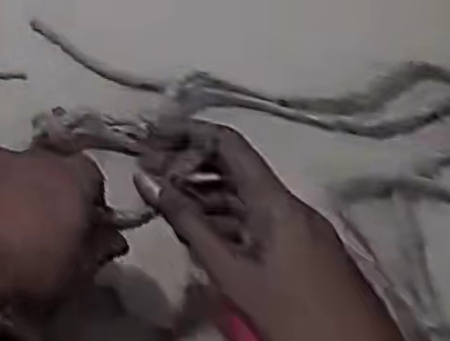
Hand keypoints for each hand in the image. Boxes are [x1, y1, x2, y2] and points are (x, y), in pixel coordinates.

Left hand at [0, 148, 123, 305]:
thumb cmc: (31, 265)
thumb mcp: (79, 271)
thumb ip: (100, 247)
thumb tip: (112, 234)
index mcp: (68, 178)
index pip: (91, 171)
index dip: (92, 195)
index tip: (89, 220)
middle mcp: (33, 156)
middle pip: (53, 165)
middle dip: (56, 188)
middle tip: (52, 221)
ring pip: (20, 166)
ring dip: (23, 185)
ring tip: (15, 217)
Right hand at [137, 124, 400, 340]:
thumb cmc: (296, 317)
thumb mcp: (231, 271)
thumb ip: (185, 220)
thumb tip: (142, 177)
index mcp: (278, 202)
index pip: (227, 142)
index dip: (185, 132)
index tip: (150, 138)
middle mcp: (292, 207)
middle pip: (232, 166)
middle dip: (186, 163)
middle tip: (146, 170)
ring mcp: (303, 232)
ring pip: (242, 194)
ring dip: (200, 192)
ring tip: (164, 202)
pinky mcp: (307, 255)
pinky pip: (256, 218)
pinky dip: (222, 216)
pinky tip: (198, 231)